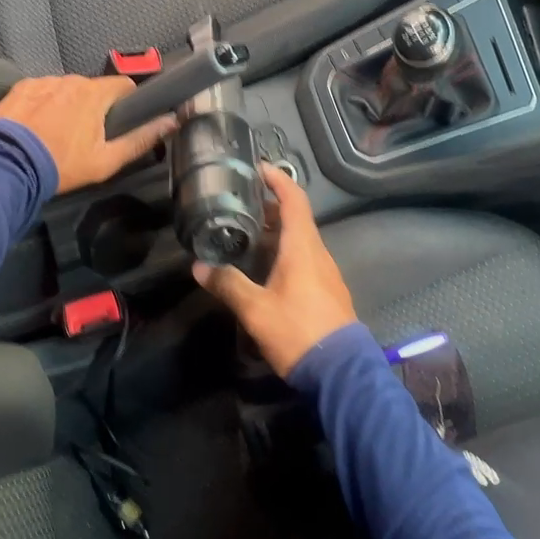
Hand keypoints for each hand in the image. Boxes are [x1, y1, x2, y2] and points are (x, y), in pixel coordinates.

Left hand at [0, 75, 175, 194]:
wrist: (5, 168)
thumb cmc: (61, 165)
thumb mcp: (107, 160)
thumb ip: (142, 139)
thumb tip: (171, 122)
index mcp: (95, 93)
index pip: (124, 85)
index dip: (128, 100)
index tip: (121, 119)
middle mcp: (70, 80)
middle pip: (93, 88)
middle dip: (94, 106)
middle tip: (86, 136)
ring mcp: (42, 82)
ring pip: (65, 90)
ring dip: (67, 105)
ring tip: (56, 133)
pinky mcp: (20, 88)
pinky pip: (41, 92)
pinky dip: (42, 105)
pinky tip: (36, 127)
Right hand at [194, 164, 357, 376]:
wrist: (341, 370)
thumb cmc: (298, 330)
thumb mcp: (255, 310)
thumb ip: (228, 285)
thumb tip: (199, 266)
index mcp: (302, 246)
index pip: (293, 199)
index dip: (277, 179)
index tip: (257, 168)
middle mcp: (317, 251)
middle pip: (295, 217)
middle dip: (269, 206)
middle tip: (239, 203)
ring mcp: (325, 270)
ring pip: (299, 239)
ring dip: (275, 230)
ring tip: (244, 232)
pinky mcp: (326, 288)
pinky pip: (304, 257)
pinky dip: (283, 250)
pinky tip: (264, 267)